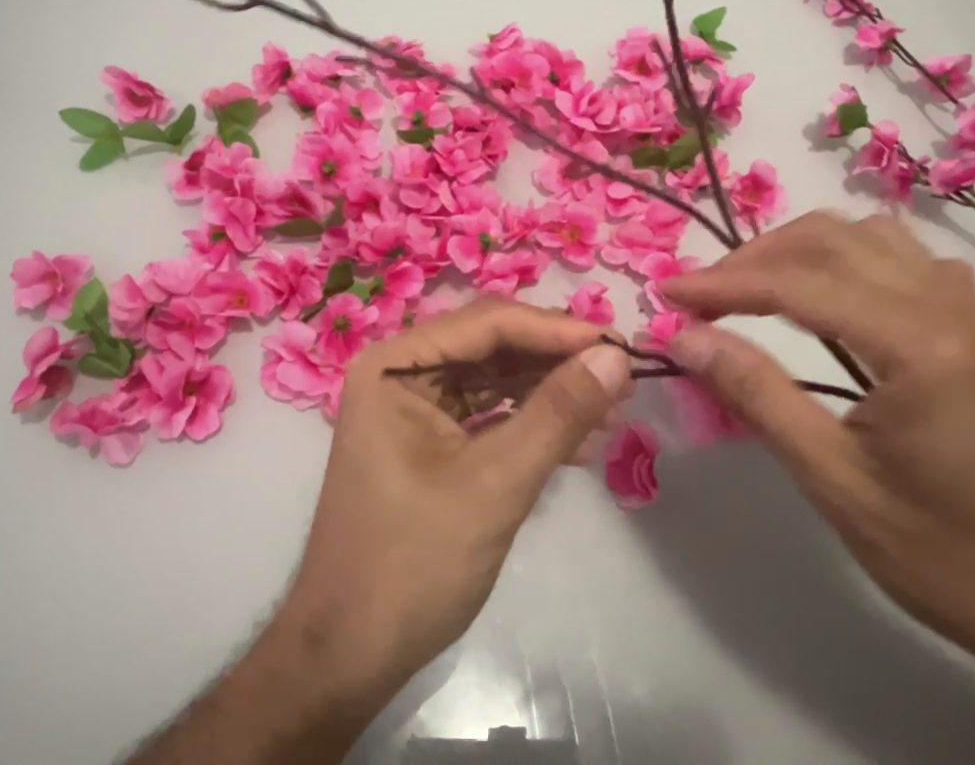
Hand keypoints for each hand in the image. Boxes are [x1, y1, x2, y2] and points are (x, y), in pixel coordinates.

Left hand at [279, 299, 632, 692]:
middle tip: (623, 379)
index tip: (621, 347)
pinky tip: (579, 442)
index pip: (489, 323)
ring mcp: (411, 412)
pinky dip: (531, 425)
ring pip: (494, 382)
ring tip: (613, 412)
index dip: (559, 330)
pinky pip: (486, 417)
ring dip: (550, 394)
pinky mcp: (426, 447)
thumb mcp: (496, 483)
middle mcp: (398, 375)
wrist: (351, 652)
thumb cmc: (414, 563)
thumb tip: (616, 356)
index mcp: (395, 366)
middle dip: (557, 361)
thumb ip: (558, 413)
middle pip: (492, 346)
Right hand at [661, 212, 974, 764]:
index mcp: (919, 342)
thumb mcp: (835, 480)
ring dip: (800, 251)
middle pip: (832, 239)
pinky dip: (848, 260)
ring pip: (871, 238)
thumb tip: (684, 337)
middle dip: (754, 258)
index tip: (665, 296)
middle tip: (698, 297)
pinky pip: (904, 260)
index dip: (722, 283)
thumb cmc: (946, 554)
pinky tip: (825, 299)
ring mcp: (972, 311)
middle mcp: (950, 305)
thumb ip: (757, 394)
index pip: (798, 281)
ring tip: (748, 290)